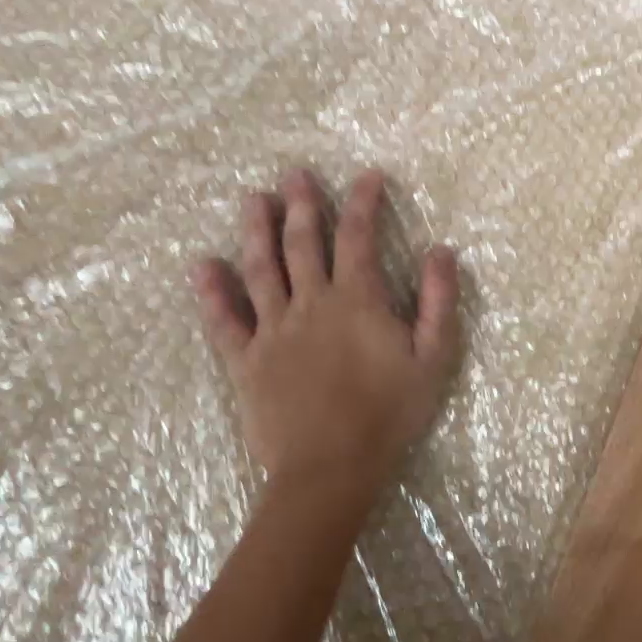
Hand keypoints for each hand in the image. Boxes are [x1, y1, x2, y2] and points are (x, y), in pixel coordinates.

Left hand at [191, 168, 459, 495]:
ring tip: (252, 198)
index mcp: (357, 299)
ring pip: (260, 269)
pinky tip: (200, 266)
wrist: (330, 469)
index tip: (368, 175)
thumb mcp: (433, 356)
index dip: (364, 202)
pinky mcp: (245, 362)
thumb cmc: (389, 412)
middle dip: (302, 204)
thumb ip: (438, 300)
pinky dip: (211, 293)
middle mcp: (311, 303)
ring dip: (256, 231)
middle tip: (294, 173)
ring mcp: (272, 331)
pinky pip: (223, 322)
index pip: (359, 237)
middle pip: (302, 243)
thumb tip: (440, 250)